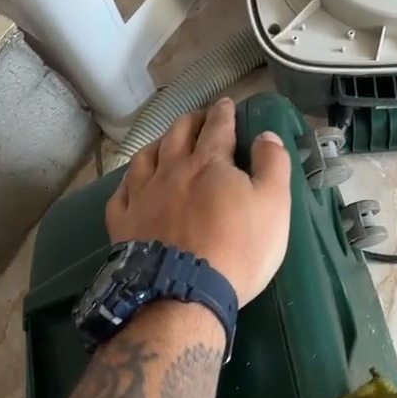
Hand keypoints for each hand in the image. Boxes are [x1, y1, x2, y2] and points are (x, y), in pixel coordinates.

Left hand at [108, 98, 291, 304]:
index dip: (223, 112)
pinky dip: (129, 182)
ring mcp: (142, 196)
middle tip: (199, 118)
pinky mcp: (124, 223)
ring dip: (159, 143)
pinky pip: (122, 193)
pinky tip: (134, 183)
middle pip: (178, 133)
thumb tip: (267, 134)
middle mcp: (171, 170)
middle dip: (191, 120)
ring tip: (166, 142)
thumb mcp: (274, 205)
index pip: (217, 126)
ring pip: (146, 156)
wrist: (184, 293)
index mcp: (209, 162)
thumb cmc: (238, 249)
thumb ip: (273, 165)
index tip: (226, 104)